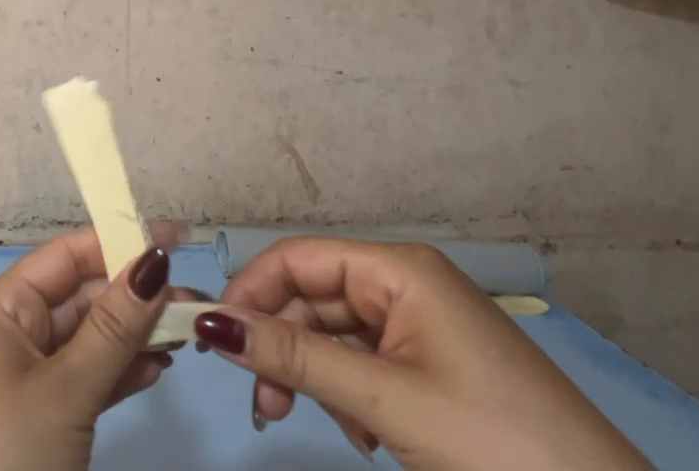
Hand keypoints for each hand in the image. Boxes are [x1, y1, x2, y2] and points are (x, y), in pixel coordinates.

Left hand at [0, 226, 180, 470]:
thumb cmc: (7, 448)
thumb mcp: (64, 388)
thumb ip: (114, 329)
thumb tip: (154, 260)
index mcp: (4, 306)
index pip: (66, 257)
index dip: (117, 241)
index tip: (176, 238)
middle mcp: (16, 328)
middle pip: (83, 295)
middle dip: (136, 294)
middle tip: (198, 300)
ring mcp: (32, 371)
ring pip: (92, 336)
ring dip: (137, 333)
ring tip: (189, 334)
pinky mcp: (48, 410)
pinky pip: (92, 373)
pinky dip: (124, 369)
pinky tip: (159, 367)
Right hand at [192, 237, 651, 470]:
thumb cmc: (490, 440)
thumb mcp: (382, 398)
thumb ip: (293, 356)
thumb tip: (208, 322)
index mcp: (399, 270)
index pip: (297, 259)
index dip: (249, 292)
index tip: (213, 339)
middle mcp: (407, 285)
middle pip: (312, 297)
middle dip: (279, 344)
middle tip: (260, 400)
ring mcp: (423, 326)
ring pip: (333, 334)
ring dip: (310, 374)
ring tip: (301, 417)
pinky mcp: (435, 366)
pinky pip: (364, 362)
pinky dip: (345, 393)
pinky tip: (358, 434)